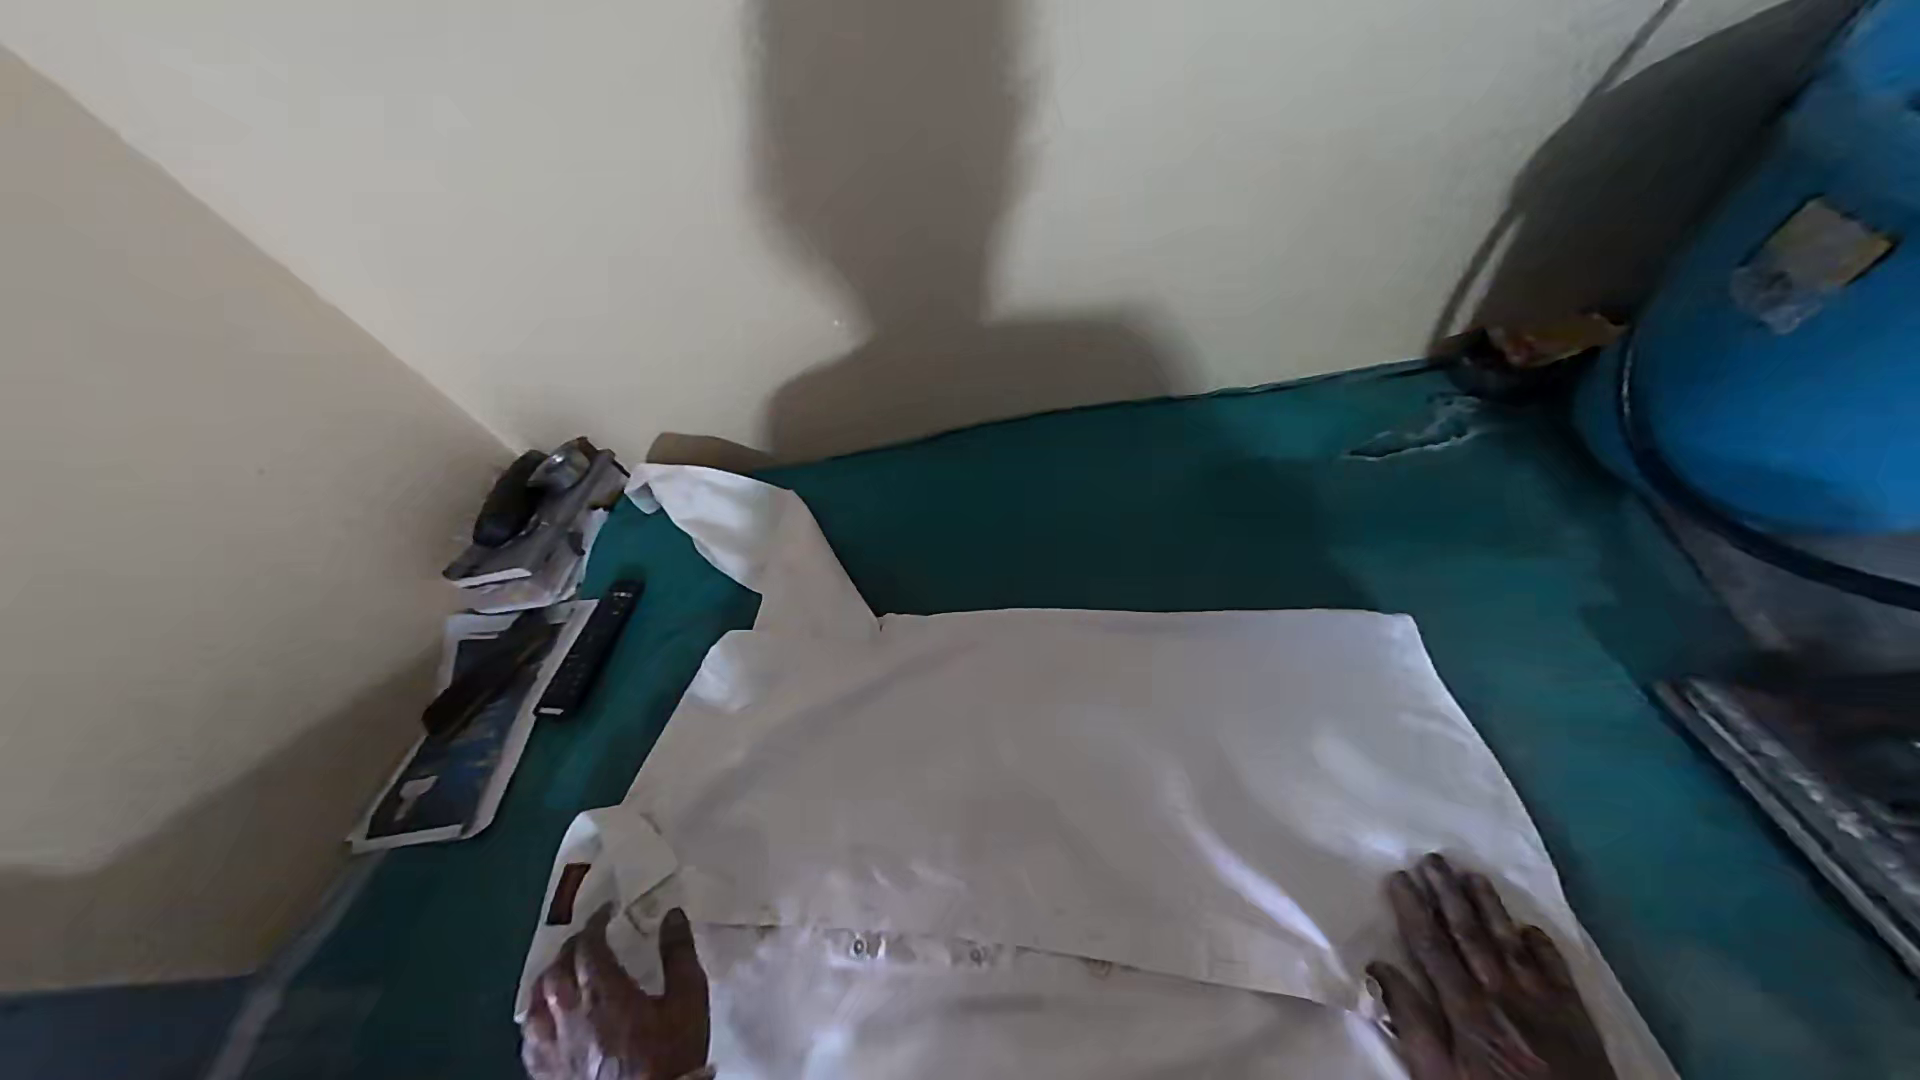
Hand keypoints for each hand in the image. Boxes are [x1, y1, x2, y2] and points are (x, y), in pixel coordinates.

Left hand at [522, 905, 710, 1079]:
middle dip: (572, 946)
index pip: (588, 946)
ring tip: (562, 969)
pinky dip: (536, 1016)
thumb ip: (678, 954)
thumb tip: (672, 915)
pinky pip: (529, 1040)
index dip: (596, 923)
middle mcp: (570, 1016)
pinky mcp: (547, 1076)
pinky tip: (546, 1017)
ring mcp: (554, 1050)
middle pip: (557, 969)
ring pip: (535, 1003)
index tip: (608, 911)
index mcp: (603, 993)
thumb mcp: (688, 998)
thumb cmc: (670, 1054)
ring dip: (548, 977)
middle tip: (590, 936)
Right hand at [1368, 855, 1615, 1079]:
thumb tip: (1379, 967)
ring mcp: (1544, 1004)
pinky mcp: (1577, 1020)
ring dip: (1490, 906)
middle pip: (1469, 933)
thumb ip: (1413, 1023)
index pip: (1431, 944)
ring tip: (1473, 875)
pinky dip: (1544, 948)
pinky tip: (1529, 929)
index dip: (1413, 908)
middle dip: (1447, 893)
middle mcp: (1503, 995)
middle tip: (1432, 859)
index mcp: (1467, 1009)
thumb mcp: (1440, 1078)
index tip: (1398, 877)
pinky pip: (1558, 973)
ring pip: (1510, 942)